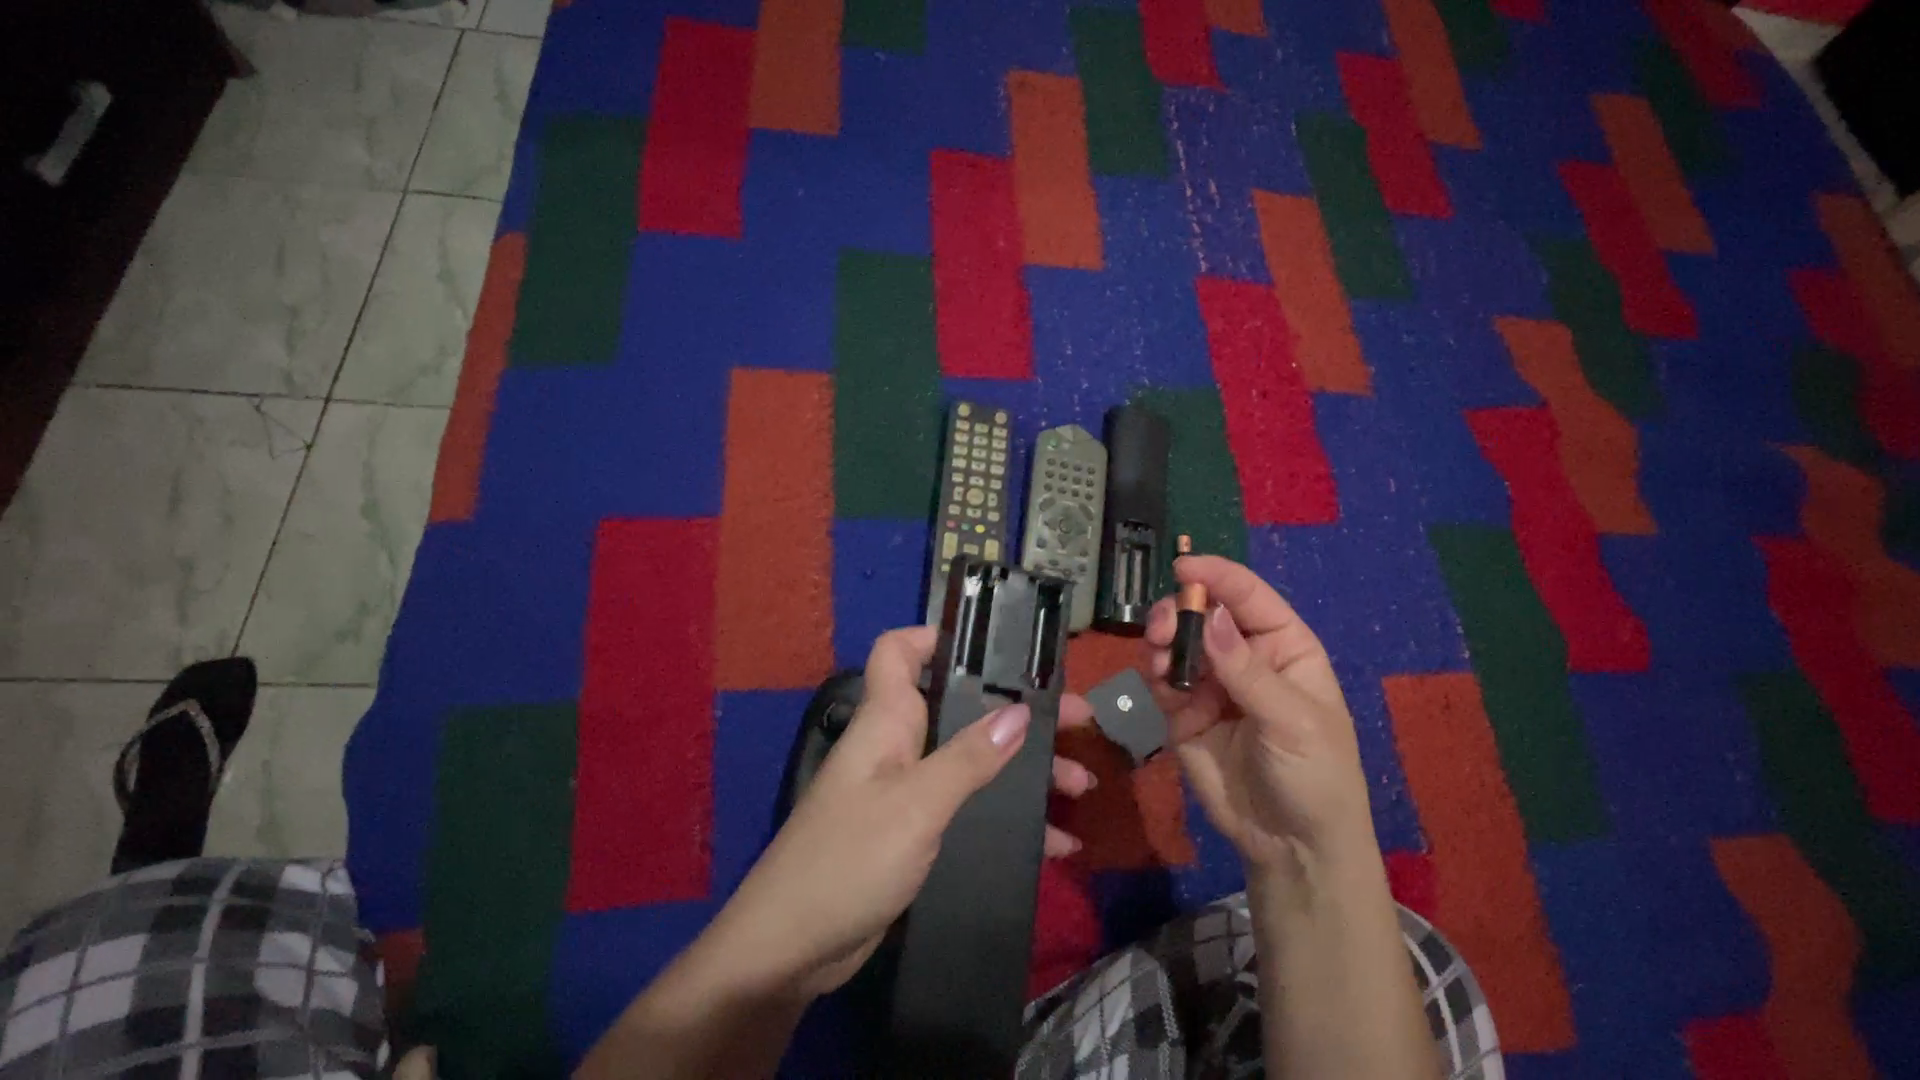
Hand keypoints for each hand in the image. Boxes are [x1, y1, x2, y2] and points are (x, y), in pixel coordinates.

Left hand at [702, 626, 1096, 999]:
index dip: (938, 637)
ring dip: (1025, 771)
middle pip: (961, 710)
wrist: (793, 948)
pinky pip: (971, 814)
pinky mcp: (914, 837)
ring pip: (973, 765)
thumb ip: (968, 758)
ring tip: (1082, 785)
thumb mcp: (916, 805)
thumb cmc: (850, 859)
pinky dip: (1011, 821)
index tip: (998, 645)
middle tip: (1079, 721)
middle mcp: (897, 749)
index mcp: (886, 723)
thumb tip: (1018, 711)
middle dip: (1017, 712)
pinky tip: (1058, 844)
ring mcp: (905, 794)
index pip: (900, 652)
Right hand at [1145, 556, 1374, 873]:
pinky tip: (1159, 683)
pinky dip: (1155, 675)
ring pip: (1178, 645)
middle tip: (1164, 628)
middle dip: (1181, 613)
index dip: (1218, 577)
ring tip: (1159, 658)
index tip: (1183, 567)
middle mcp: (1245, 658)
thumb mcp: (1292, 720)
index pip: (1249, 598)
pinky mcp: (1183, 716)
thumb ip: (1246, 670)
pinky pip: (1162, 682)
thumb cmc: (1315, 775)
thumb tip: (1210, 616)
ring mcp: (1212, 687)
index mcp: (1285, 648)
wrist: (1292, 846)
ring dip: (1163, 642)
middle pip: (1205, 615)